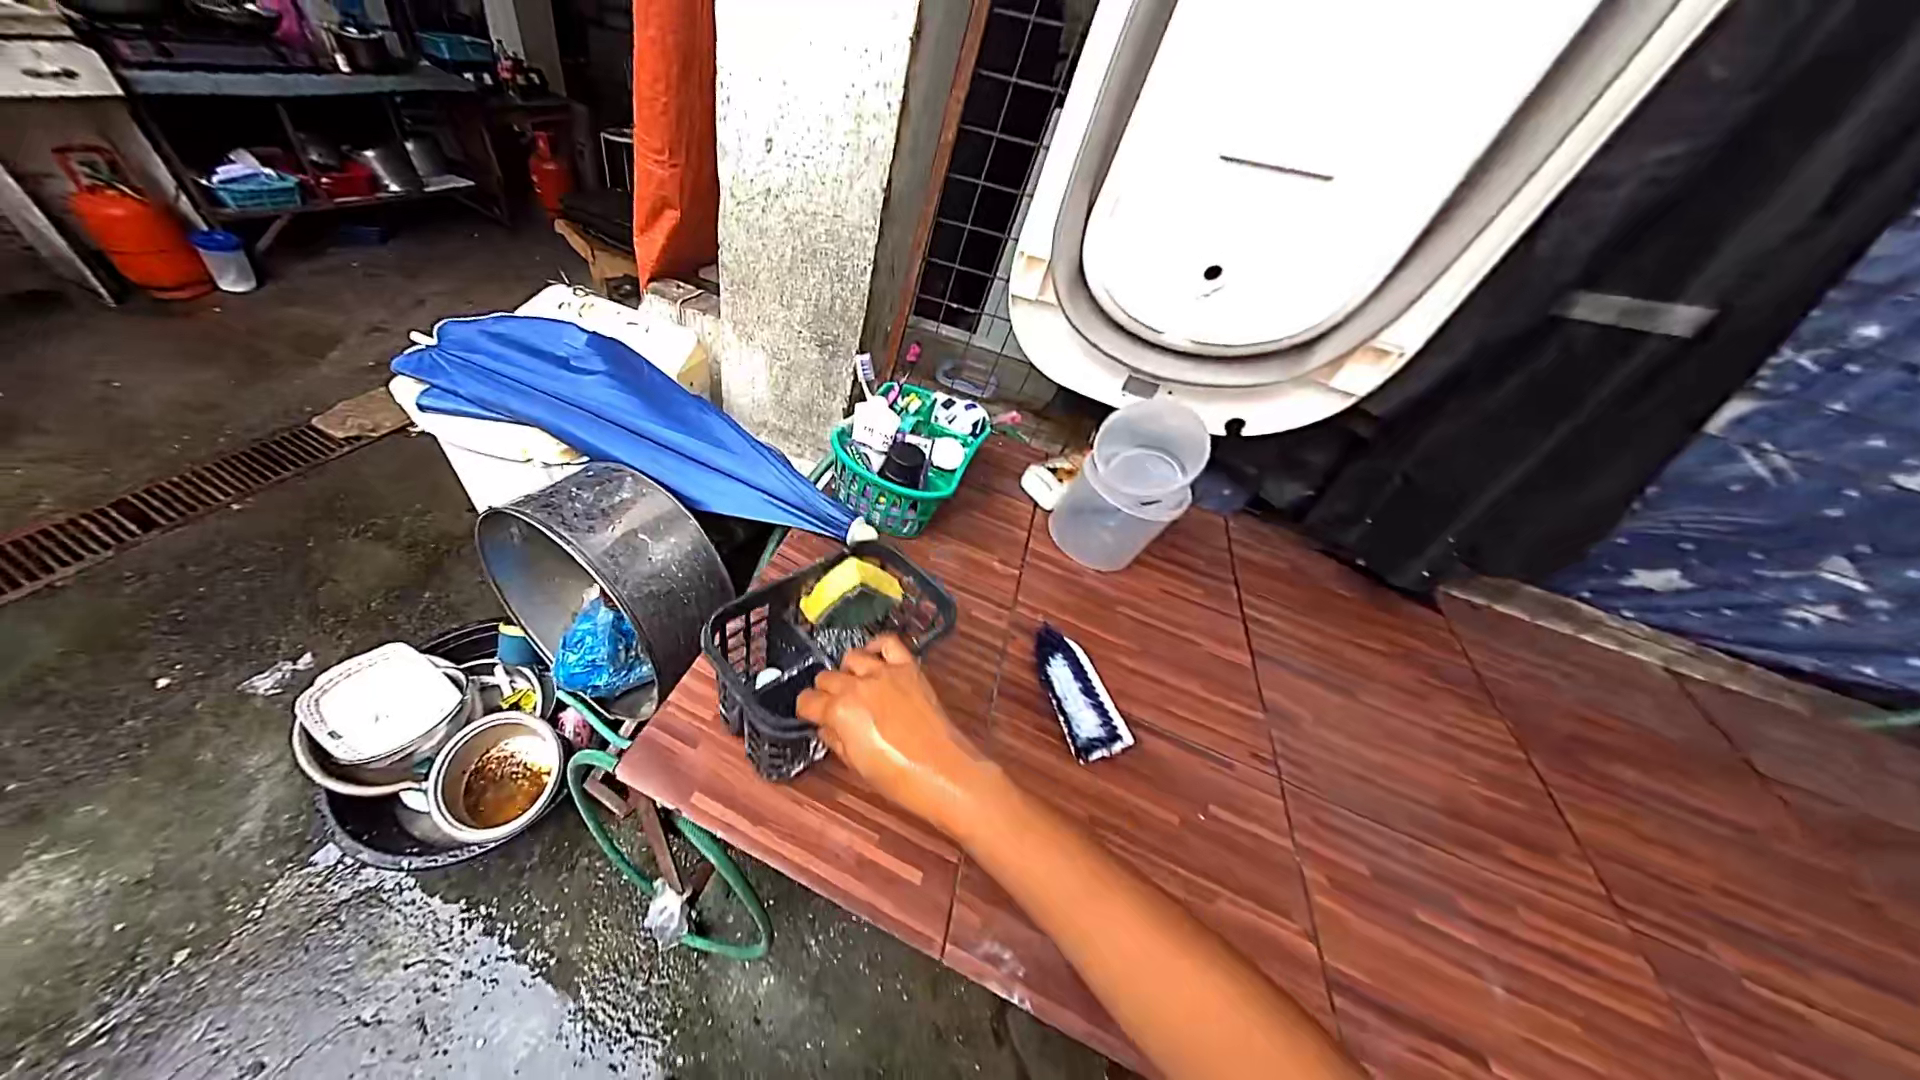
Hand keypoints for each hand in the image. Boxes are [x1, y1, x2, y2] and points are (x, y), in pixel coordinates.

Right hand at [795, 634, 999, 834]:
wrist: (943, 772)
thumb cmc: (899, 777)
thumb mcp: (855, 765)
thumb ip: (836, 740)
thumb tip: (827, 727)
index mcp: (840, 711)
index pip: (808, 701)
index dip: (807, 710)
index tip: (812, 715)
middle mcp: (859, 685)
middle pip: (827, 677)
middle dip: (826, 692)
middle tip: (835, 705)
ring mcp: (885, 673)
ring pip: (852, 657)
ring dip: (849, 671)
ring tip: (856, 685)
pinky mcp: (909, 668)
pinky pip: (887, 643)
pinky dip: (876, 647)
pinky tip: (874, 660)